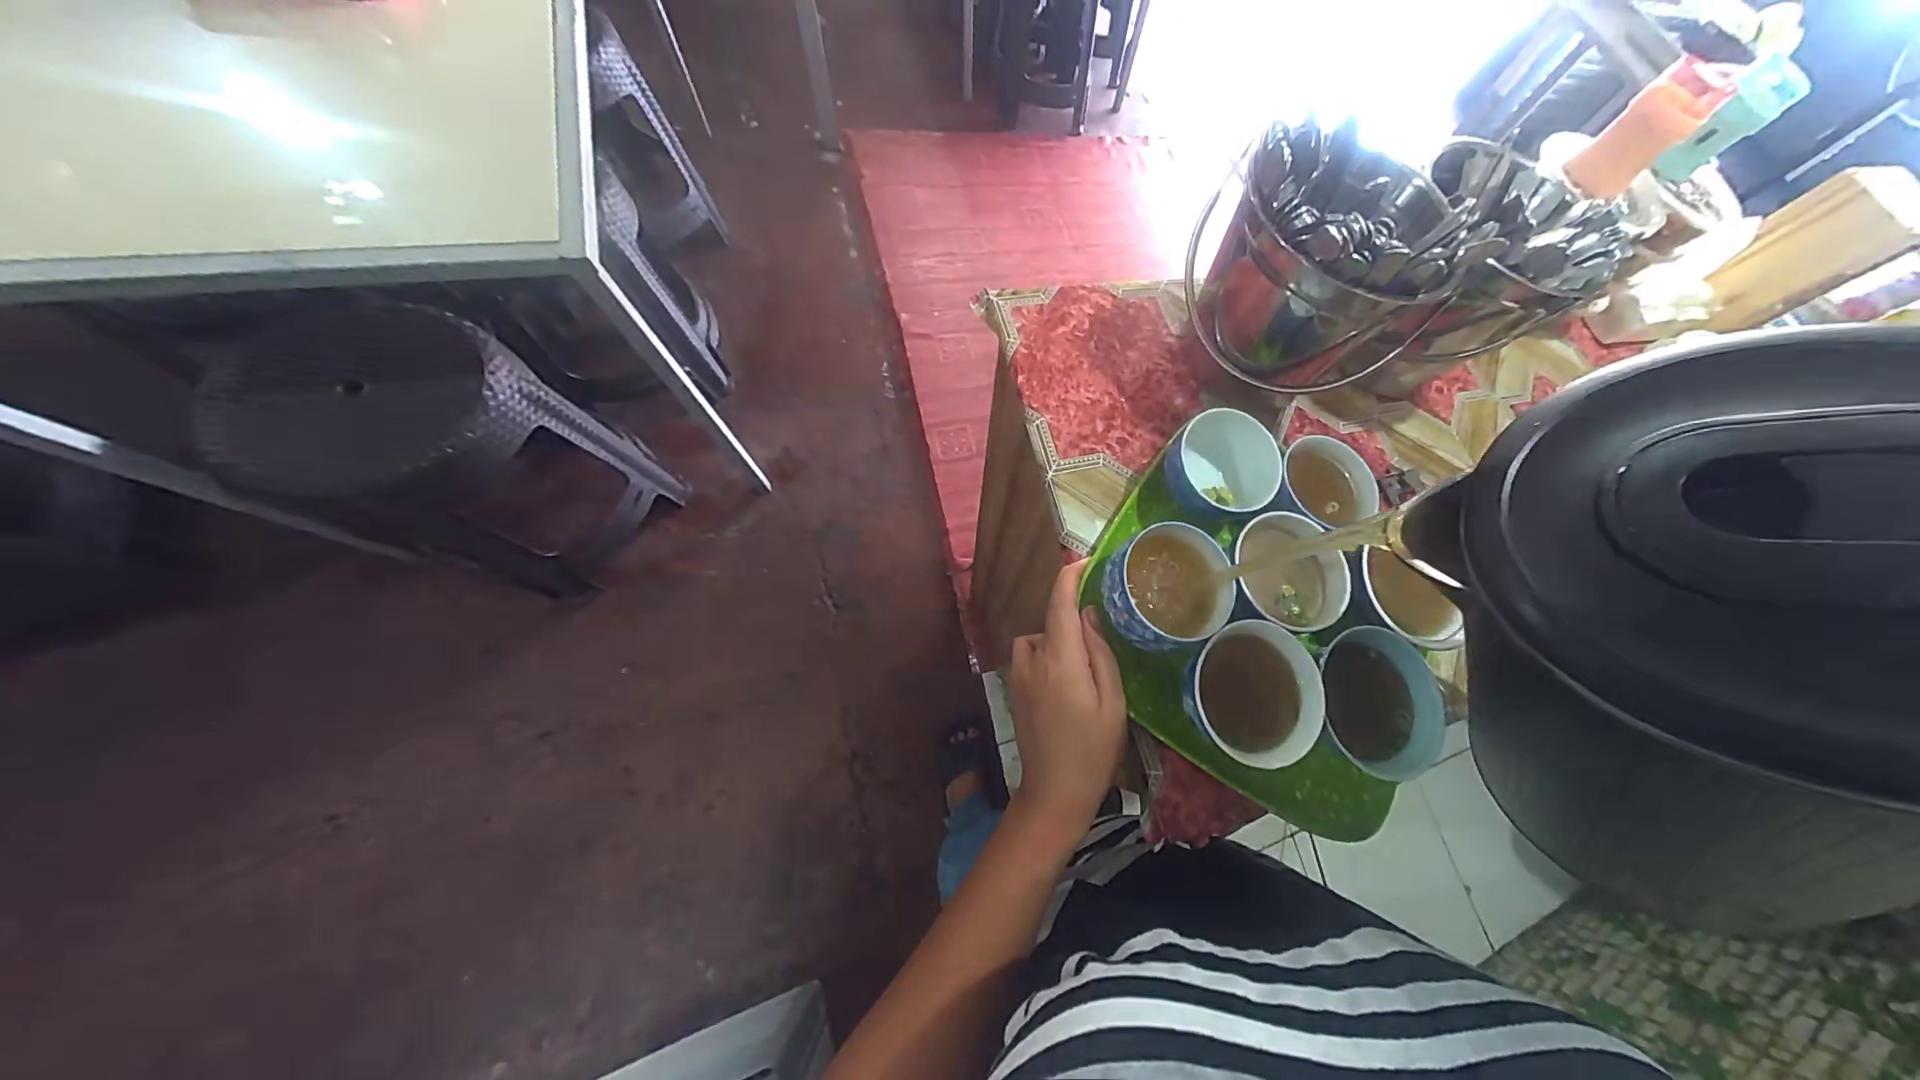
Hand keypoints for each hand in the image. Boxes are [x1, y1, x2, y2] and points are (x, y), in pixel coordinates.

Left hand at [1006, 560, 1126, 832]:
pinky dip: (1047, 658)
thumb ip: (1100, 653)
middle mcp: (1032, 659)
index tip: (1085, 561)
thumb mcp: (1112, 702)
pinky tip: (1065, 689)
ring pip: (1039, 639)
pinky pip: (1031, 657)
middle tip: (1102, 647)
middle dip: (1073, 622)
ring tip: (1084, 676)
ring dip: (1059, 643)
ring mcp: (1017, 675)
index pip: (1059, 603)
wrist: (1053, 792)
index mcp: (1060, 659)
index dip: (1069, 575)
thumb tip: (1088, 615)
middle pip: (1050, 620)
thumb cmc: (1092, 750)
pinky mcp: (1013, 689)